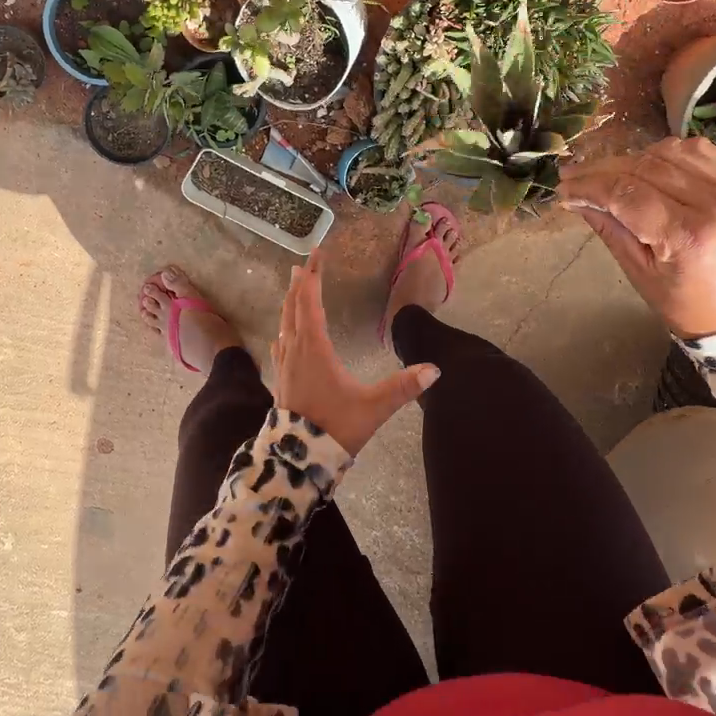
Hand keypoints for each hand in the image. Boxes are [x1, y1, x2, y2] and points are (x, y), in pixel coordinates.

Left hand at [271, 250, 438, 454]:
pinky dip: (284, 330)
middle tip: (304, 263)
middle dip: (299, 284)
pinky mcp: (281, 382)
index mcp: (314, 349)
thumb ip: (403, 387)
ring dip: (290, 304)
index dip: (312, 277)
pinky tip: (283, 336)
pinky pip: (280, 345)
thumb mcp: (373, 407)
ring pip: (284, 325)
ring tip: (294, 288)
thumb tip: (434, 370)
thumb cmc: (335, 428)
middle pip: (293, 308)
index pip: (311, 302)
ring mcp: (285, 367)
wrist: (297, 460)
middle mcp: (295, 351)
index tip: (315, 255)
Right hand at [559, 137, 715, 337]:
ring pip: (669, 151)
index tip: (563, 188)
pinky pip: (698, 150)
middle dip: (603, 169)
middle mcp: (713, 204)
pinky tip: (649, 166)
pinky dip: (668, 153)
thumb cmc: (690, 304)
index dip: (589, 186)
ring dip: (633, 158)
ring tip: (611, 174)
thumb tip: (574, 198)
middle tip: (575, 176)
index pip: (625, 193)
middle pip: (644, 167)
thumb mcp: (641, 274)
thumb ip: (610, 229)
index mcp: (686, 237)